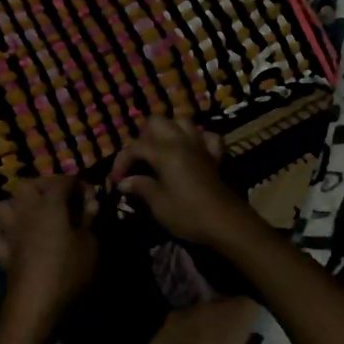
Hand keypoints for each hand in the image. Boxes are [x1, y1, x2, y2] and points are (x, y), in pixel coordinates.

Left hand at [0, 176, 98, 332]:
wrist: (35, 307)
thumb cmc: (69, 271)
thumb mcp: (91, 243)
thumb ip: (90, 218)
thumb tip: (89, 201)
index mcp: (50, 204)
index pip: (63, 180)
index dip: (79, 184)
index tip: (91, 196)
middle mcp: (26, 212)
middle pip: (27, 185)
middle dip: (45, 186)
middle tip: (62, 199)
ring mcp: (10, 233)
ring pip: (6, 205)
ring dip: (20, 205)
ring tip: (38, 215)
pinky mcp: (3, 253)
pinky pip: (3, 234)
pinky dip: (13, 234)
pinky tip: (25, 243)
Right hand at [108, 116, 253, 245]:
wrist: (227, 222)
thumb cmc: (189, 215)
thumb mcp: (159, 204)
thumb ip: (141, 187)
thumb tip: (125, 181)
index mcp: (165, 152)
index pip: (136, 146)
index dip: (122, 161)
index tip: (117, 180)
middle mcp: (183, 142)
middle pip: (157, 122)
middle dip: (143, 137)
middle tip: (139, 161)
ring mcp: (202, 146)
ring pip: (183, 121)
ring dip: (169, 131)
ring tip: (160, 151)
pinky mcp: (216, 156)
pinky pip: (207, 136)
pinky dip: (197, 138)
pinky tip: (192, 150)